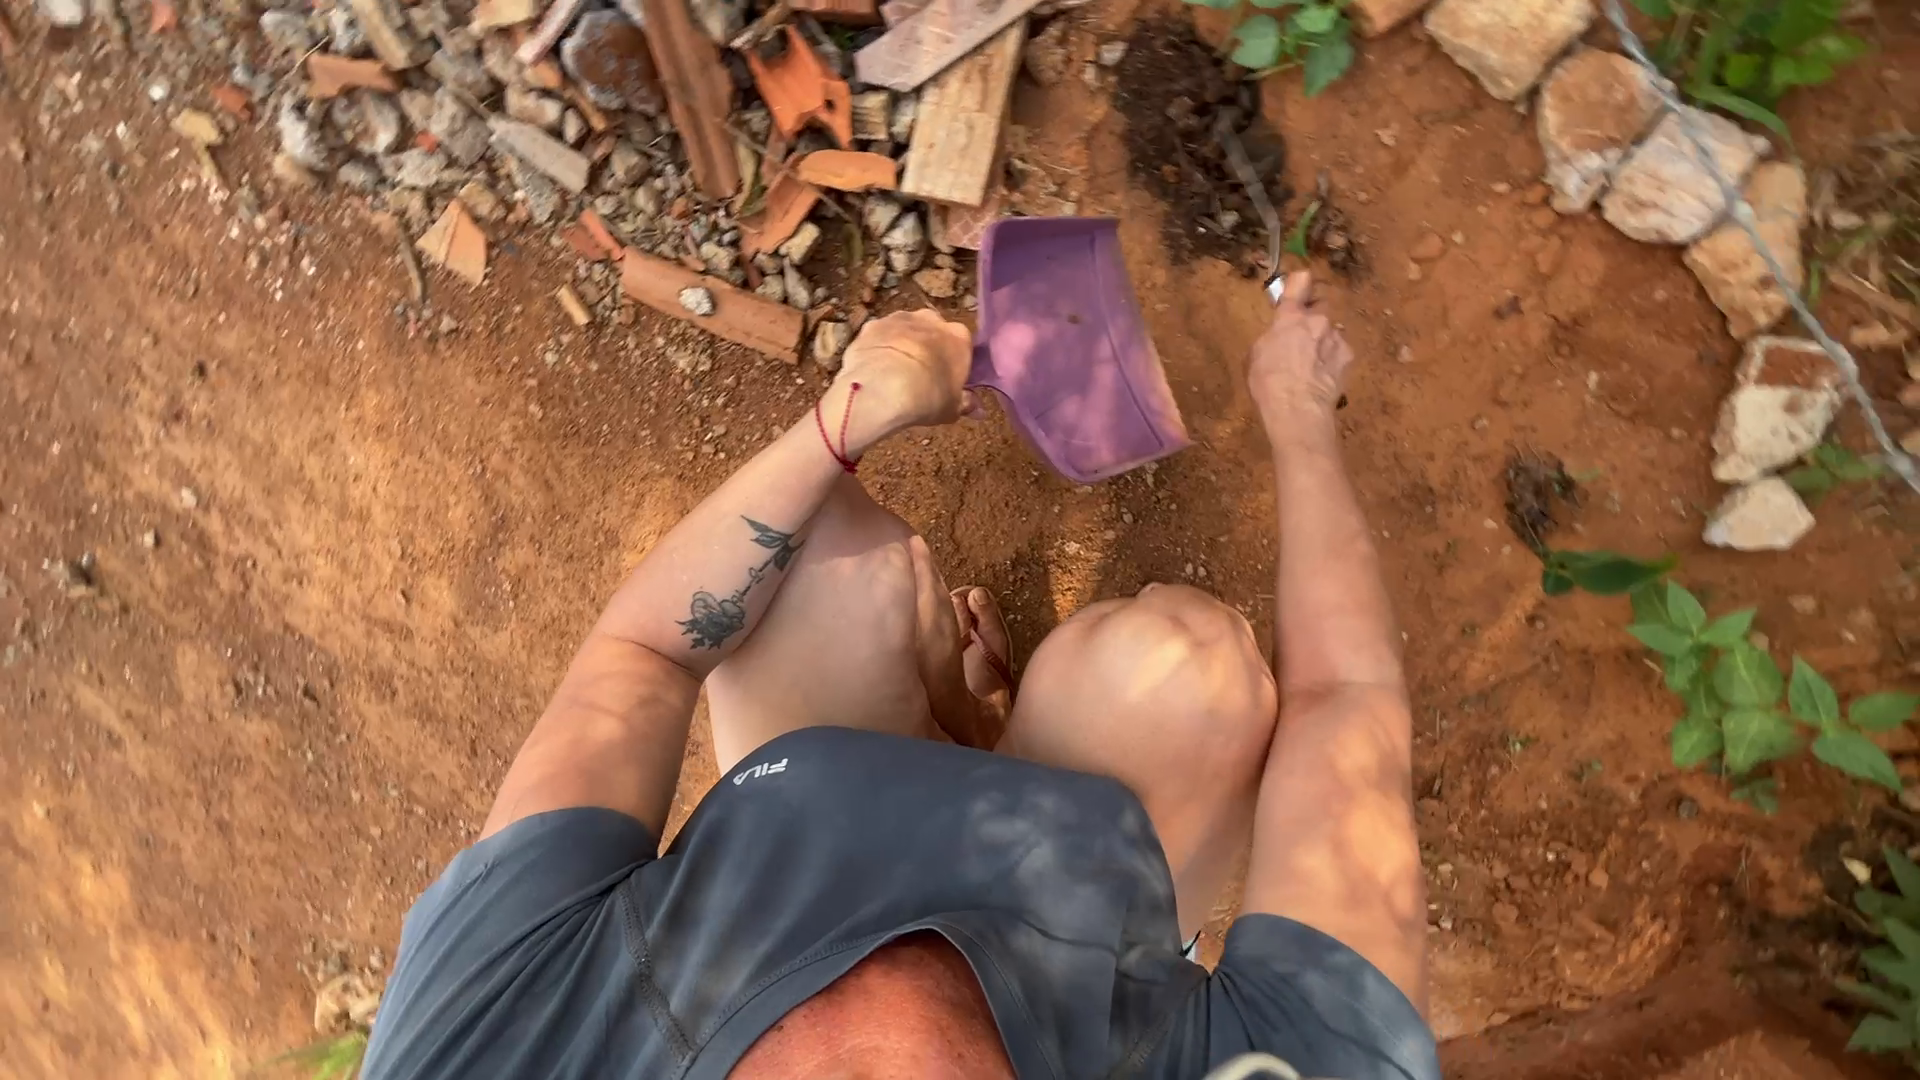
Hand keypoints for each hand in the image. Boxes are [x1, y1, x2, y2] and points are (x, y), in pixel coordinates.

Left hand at [832, 310, 975, 450]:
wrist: (883, 386)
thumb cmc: (928, 397)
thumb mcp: (952, 408)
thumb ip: (966, 404)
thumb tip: (979, 410)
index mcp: (959, 338)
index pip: (962, 347)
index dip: (955, 364)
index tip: (948, 381)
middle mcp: (932, 320)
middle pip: (934, 332)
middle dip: (930, 348)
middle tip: (921, 375)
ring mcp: (901, 318)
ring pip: (906, 330)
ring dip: (904, 345)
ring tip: (895, 373)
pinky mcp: (874, 324)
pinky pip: (881, 336)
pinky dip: (880, 348)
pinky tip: (875, 367)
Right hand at [1247, 271, 1354, 435]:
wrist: (1297, 409)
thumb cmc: (1267, 382)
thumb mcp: (1255, 356)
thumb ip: (1271, 338)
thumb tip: (1280, 337)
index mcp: (1290, 318)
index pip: (1300, 282)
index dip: (1299, 283)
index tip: (1298, 287)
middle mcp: (1318, 321)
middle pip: (1320, 306)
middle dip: (1313, 317)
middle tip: (1302, 337)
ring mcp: (1336, 338)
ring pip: (1330, 332)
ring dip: (1322, 343)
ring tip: (1310, 367)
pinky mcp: (1348, 357)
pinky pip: (1338, 353)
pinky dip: (1331, 361)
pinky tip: (1321, 377)